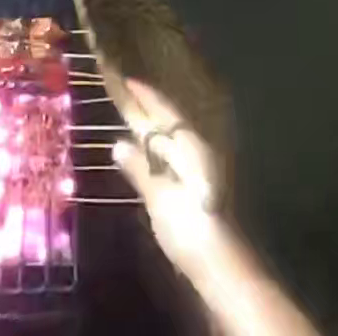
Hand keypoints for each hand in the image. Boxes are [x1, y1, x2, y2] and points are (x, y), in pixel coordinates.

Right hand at [112, 79, 223, 272]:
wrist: (218, 258)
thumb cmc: (188, 223)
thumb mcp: (159, 196)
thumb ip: (140, 168)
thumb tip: (119, 143)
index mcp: (189, 144)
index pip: (164, 111)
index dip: (145, 95)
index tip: (128, 78)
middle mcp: (197, 147)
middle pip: (170, 119)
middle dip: (149, 105)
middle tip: (127, 90)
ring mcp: (200, 164)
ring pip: (173, 134)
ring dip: (155, 123)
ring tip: (134, 113)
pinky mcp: (198, 182)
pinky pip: (176, 150)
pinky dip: (160, 143)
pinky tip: (150, 148)